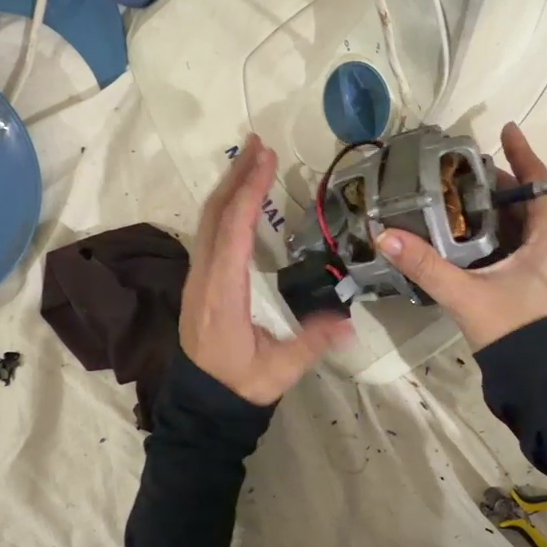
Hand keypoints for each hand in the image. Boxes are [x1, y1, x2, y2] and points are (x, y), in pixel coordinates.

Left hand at [181, 134, 353, 404]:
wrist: (204, 404)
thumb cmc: (242, 386)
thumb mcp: (280, 370)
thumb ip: (312, 341)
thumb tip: (349, 320)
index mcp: (223, 294)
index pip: (233, 231)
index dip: (249, 191)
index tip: (267, 158)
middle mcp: (204, 278)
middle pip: (215, 214)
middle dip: (236, 175)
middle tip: (258, 142)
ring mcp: (197, 278)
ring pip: (207, 221)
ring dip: (228, 186)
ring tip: (251, 158)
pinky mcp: (199, 282)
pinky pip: (208, 232)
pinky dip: (224, 206)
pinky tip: (239, 197)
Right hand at [374, 123, 546, 350]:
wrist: (538, 382)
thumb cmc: (514, 330)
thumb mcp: (466, 294)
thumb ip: (426, 265)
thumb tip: (384, 235)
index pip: (539, 184)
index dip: (523, 154)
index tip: (504, 129)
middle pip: (523, 204)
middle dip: (495, 183)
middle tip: (460, 170)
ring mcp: (540, 272)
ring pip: (515, 229)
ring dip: (490, 212)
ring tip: (454, 198)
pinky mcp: (527, 290)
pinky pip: (509, 251)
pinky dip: (487, 238)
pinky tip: (459, 241)